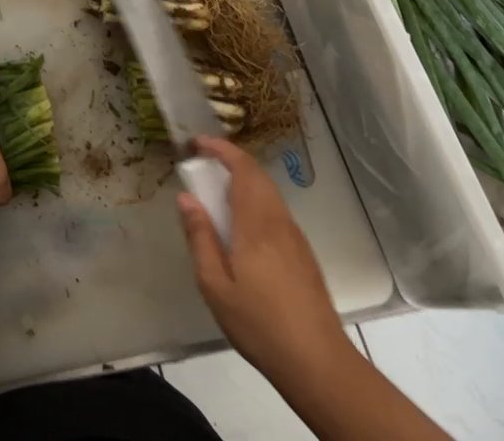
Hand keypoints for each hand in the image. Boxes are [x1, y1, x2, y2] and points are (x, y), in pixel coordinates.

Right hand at [177, 136, 355, 378]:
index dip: (222, 149)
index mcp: (256, 226)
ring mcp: (295, 239)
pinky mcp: (302, 254)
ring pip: (268, 194)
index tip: (197, 142)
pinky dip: (254, 201)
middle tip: (201, 162)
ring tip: (215, 191)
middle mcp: (279, 224)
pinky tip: (239, 224)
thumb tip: (186, 199)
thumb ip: (200, 237)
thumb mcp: (214, 285)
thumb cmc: (259, 324)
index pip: (243, 171)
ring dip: (243, 181)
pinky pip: (275, 212)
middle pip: (258, 177)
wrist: (316, 361)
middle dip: (230, 161)